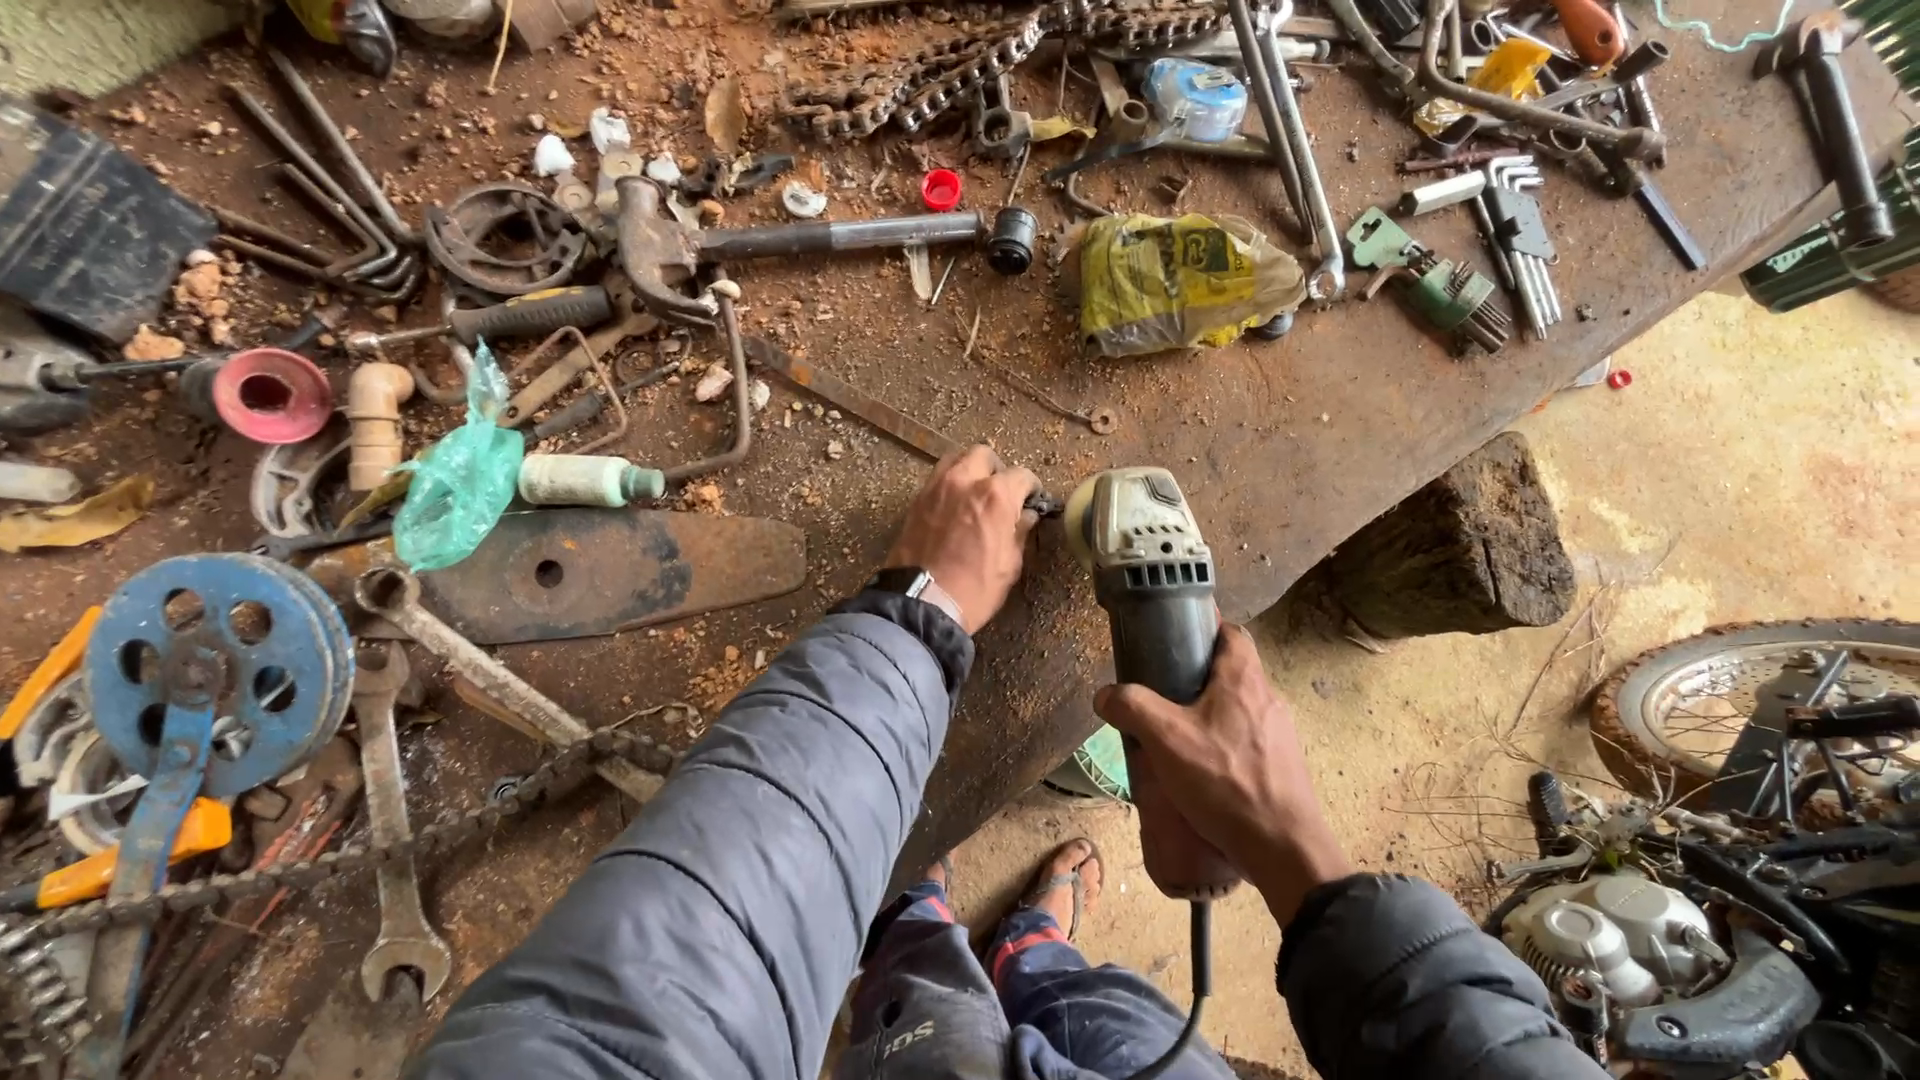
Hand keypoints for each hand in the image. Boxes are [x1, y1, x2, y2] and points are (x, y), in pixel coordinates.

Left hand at [884, 445, 1039, 634]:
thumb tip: (1026, 515)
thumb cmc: (974, 588)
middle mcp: (965, 480)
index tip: (1031, 499)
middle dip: (996, 469)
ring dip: (969, 469)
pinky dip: (949, 483)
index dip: (1030, 488)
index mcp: (996, 495)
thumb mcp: (1009, 565)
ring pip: (956, 459)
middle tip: (1000, 492)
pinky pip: (937, 478)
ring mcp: (936, 487)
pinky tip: (954, 504)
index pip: (1021, 475)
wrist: (922, 603)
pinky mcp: (916, 500)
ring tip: (974, 492)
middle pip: (984, 455)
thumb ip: (1019, 532)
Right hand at [1094, 624, 1351, 925]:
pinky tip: (1205, 771)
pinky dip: (1227, 744)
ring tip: (1179, 735)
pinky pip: (1251, 741)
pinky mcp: (1284, 766)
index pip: (1232, 632)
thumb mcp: (1165, 739)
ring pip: (1242, 708)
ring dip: (1213, 713)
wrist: (1283, 847)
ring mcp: (1282, 734)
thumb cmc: (1224, 780)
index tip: (1176, 640)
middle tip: (1165, 692)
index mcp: (1243, 679)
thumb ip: (1131, 707)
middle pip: (1235, 671)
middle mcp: (1269, 698)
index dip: (1206, 628)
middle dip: (1201, 676)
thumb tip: (1105, 695)